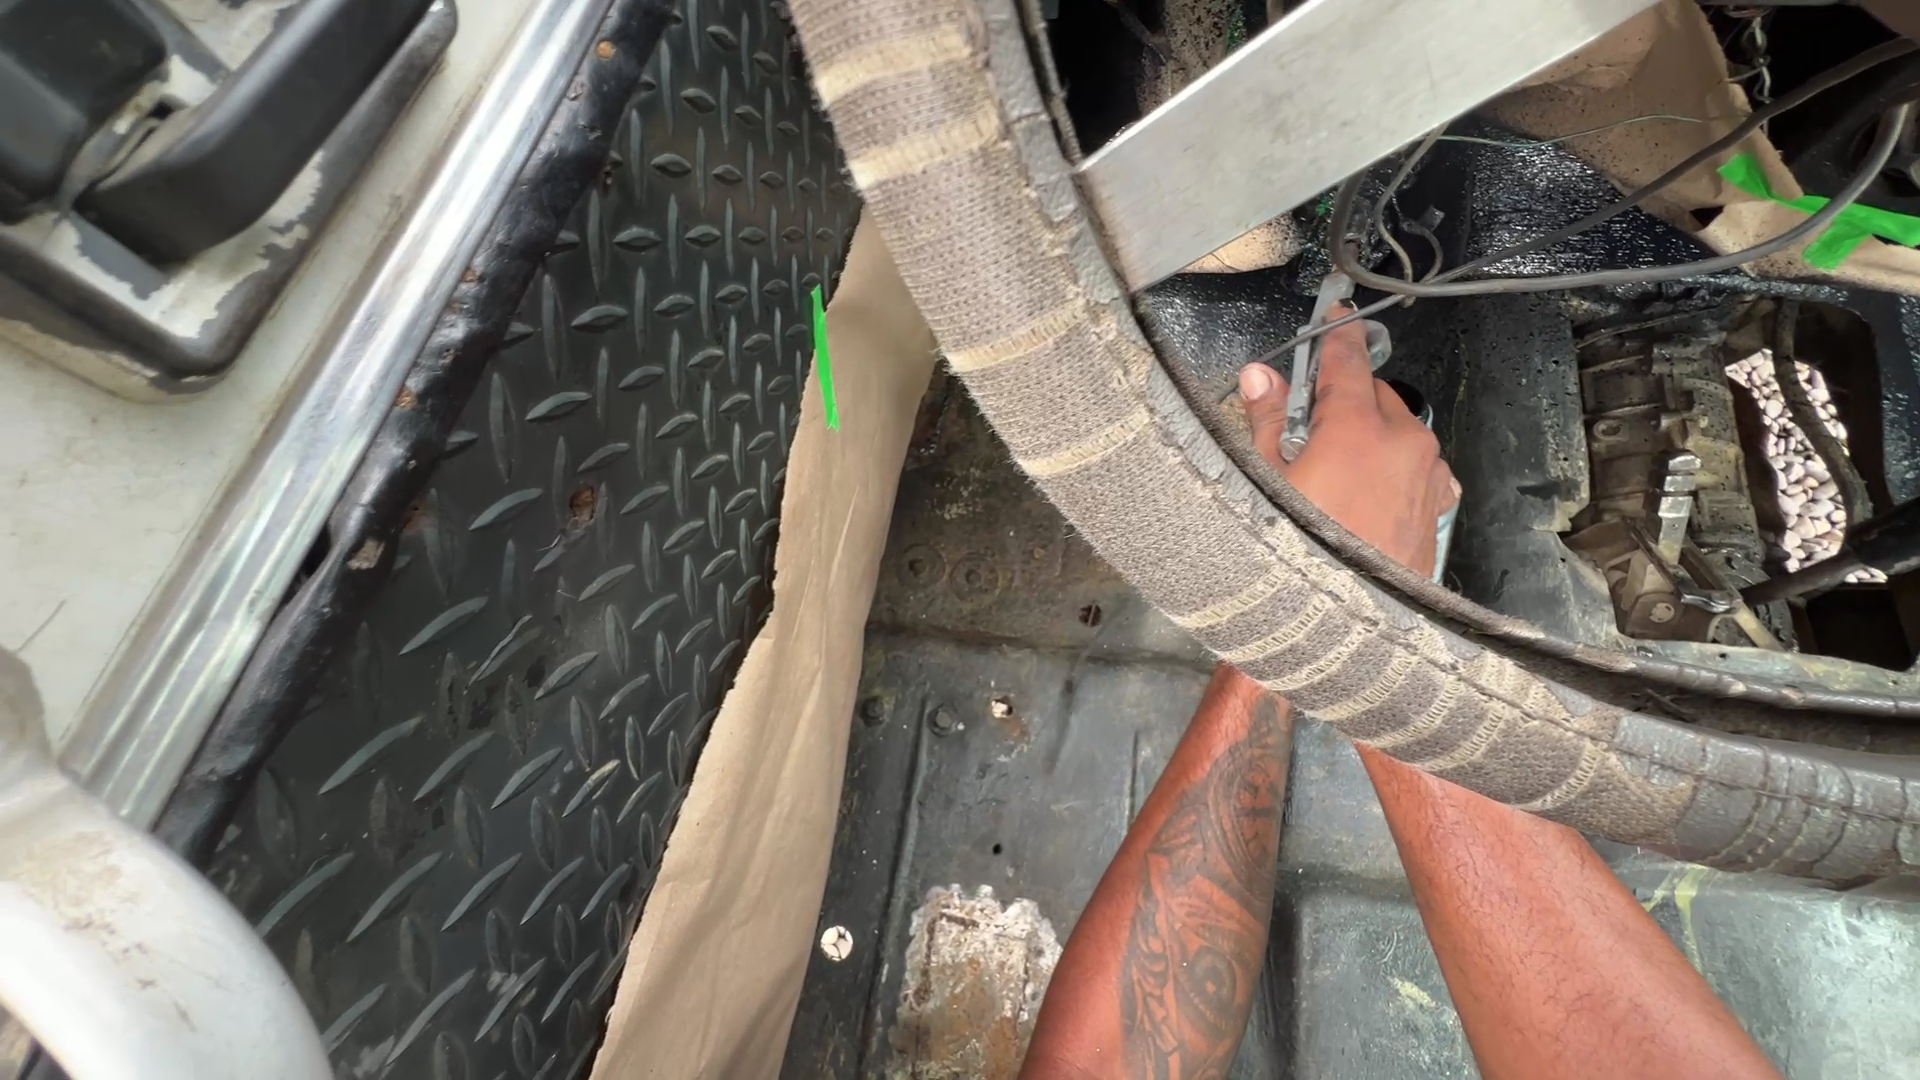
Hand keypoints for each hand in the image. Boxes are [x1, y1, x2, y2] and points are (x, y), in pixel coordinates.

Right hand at [1239, 308, 1458, 576]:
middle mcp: (1404, 442)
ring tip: (1333, 469)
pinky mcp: (1438, 506)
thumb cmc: (1296, 548)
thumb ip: (1265, 421)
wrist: (1345, 621)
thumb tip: (1258, 375)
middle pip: (1376, 396)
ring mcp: (1428, 475)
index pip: (1348, 361)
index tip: (1336, 313)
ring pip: (1399, 432)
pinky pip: (1418, 467)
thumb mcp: (1264, 483)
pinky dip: (1394, 464)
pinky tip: (1367, 489)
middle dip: (1345, 398)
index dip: (1337, 333)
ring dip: (1371, 434)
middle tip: (1307, 423)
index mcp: (1358, 428)